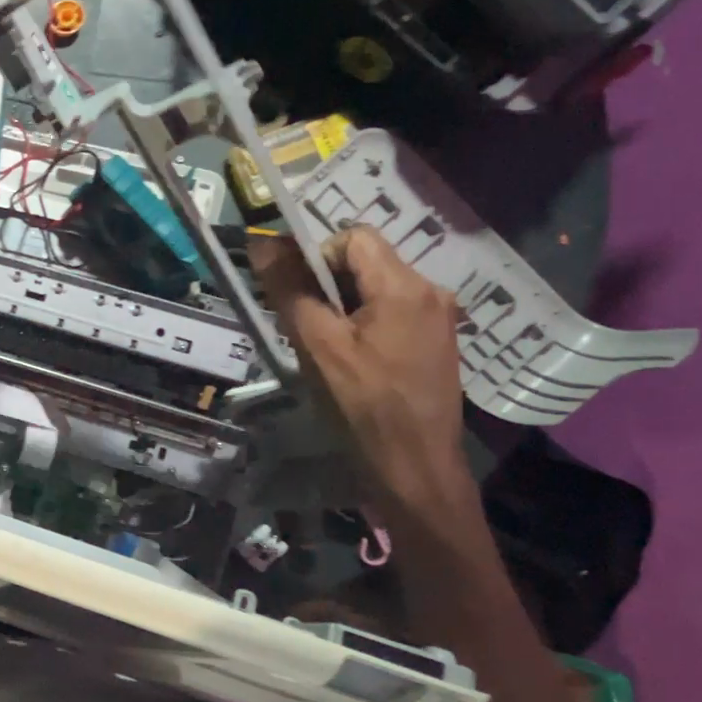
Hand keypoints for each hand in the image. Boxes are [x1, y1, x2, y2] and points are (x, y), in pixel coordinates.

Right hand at [248, 227, 468, 515]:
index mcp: (405, 285)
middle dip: (327, 286)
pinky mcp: (436, 341)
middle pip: (366, 262)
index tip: (298, 298)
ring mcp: (439, 317)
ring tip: (325, 348)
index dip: (316, 258)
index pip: (353, 237)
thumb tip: (262, 243)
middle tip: (305, 328)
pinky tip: (351, 362)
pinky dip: (362, 324)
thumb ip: (290, 289)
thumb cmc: (361, 403)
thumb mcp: (316, 344)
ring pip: (376, 289)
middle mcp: (431, 291)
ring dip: (342, 307)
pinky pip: (391, 312)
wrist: (413, 463)